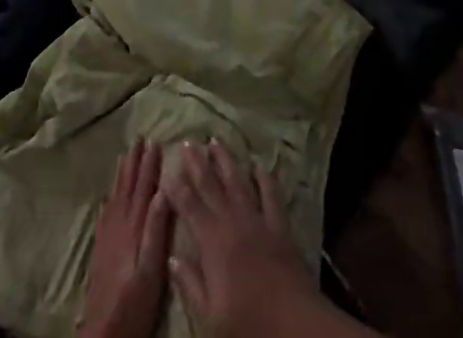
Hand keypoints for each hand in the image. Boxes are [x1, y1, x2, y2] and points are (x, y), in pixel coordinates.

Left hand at [79, 140, 172, 337]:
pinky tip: (111, 194)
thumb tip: (163, 191)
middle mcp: (119, 226)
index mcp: (134, 228)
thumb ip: (157, 229)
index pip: (144, 189)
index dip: (149, 166)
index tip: (154, 143)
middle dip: (134, 163)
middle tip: (139, 139)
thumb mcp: (152, 268)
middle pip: (128, 187)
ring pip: (116, 195)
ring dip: (122, 174)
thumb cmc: (135, 302)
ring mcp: (108, 236)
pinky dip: (111, 196)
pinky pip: (107, 211)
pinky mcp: (102, 248)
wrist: (104, 330)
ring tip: (126, 155)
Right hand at [164, 142, 354, 337]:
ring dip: (227, 161)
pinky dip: (265, 178)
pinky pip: (271, 195)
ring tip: (216, 141)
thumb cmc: (248, 321)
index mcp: (212, 241)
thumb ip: (190, 284)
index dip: (176, 187)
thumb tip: (172, 258)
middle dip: (198, 163)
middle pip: (211, 186)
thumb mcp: (209, 315)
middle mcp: (233, 222)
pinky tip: (259, 165)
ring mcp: (258, 221)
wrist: (296, 323)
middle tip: (188, 142)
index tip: (166, 170)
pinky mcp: (280, 226)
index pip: (189, 206)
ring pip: (239, 183)